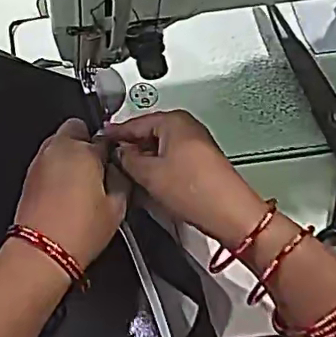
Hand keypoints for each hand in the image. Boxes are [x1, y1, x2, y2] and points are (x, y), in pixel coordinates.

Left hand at [13, 119, 128, 269]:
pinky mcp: (30, 173)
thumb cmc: (76, 231)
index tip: (115, 164)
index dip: (112, 151)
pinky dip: (57, 167)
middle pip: (76, 128)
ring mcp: (41, 159)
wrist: (42, 250)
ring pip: (59, 142)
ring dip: (70, 153)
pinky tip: (66, 190)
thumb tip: (119, 173)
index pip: (105, 139)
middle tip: (97, 166)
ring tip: (81, 182)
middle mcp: (59, 148)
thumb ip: (121, 181)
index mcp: (84, 151)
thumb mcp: (116, 208)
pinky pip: (48, 160)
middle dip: (87, 141)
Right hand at [104, 110, 269, 245]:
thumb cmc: (200, 192)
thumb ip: (126, 159)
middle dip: (131, 148)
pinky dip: (159, 167)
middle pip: (147, 133)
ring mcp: (196, 143)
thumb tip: (119, 153)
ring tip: (134, 175)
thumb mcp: (148, 174)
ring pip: (159, 147)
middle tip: (114, 160)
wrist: (232, 216)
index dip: (115, 134)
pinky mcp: (201, 161)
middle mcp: (187, 127)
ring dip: (145, 160)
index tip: (102, 139)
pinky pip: (171, 158)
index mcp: (174, 120)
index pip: (133, 122)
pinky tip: (153, 183)